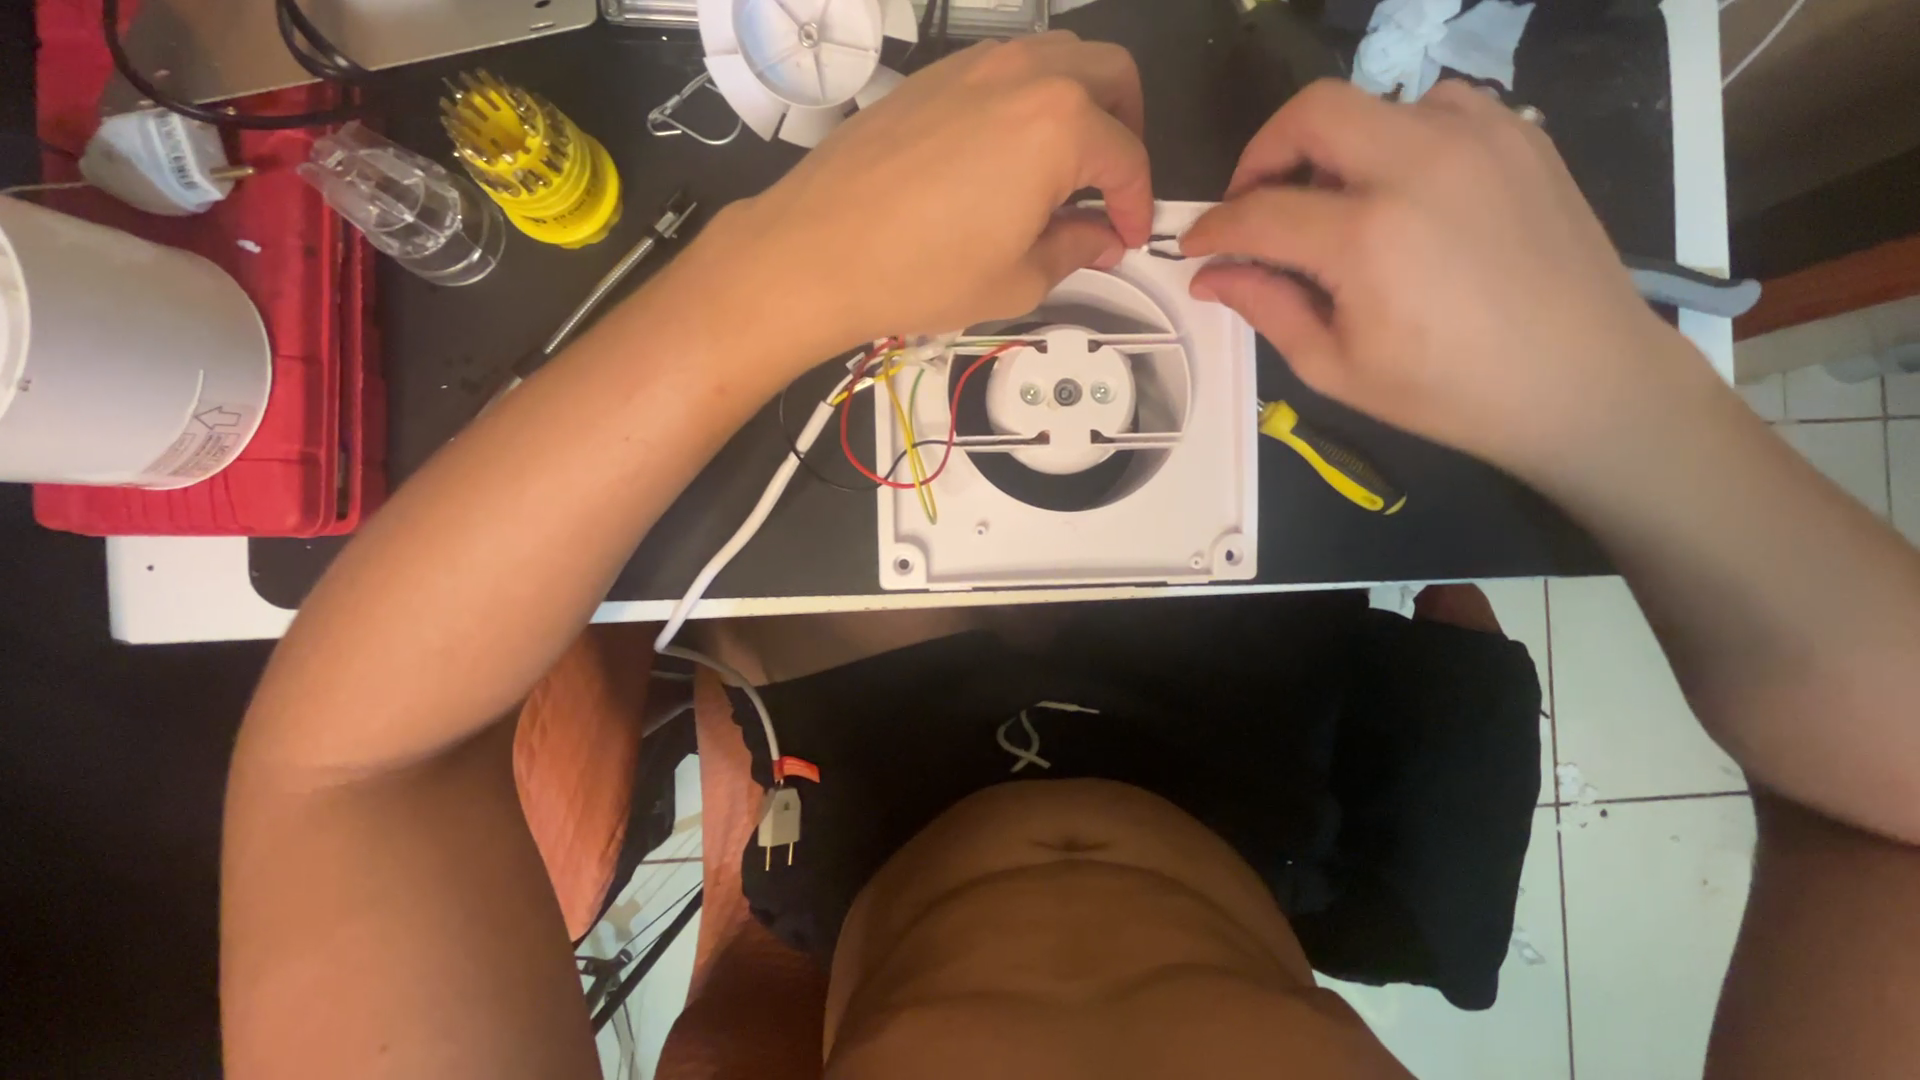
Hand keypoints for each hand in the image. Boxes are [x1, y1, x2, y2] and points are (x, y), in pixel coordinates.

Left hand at [695, 32, 1154, 365]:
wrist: (816, 252)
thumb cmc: (921, 274)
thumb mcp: (1016, 280)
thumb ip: (1073, 250)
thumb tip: (1100, 238)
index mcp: (1059, 125)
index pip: (1127, 156)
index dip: (1138, 203)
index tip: (1129, 236)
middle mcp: (1023, 75)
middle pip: (1109, 75)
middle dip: (1127, 129)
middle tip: (1112, 187)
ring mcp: (972, 66)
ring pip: (1056, 59)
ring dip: (1080, 104)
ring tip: (1063, 168)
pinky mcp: (931, 77)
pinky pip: (1003, 70)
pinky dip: (1026, 101)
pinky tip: (1006, 156)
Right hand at [1181, 79, 1701, 475]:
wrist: (1581, 380)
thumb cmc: (1447, 392)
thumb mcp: (1336, 366)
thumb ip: (1267, 307)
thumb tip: (1211, 275)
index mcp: (1369, 236)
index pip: (1260, 211)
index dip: (1213, 227)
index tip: (1193, 244)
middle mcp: (1422, 164)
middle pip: (1312, 111)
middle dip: (1262, 152)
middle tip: (1252, 202)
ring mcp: (1480, 138)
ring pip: (1375, 104)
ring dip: (1334, 147)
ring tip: (1333, 204)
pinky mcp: (1520, 135)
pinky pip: (1437, 109)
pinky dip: (1398, 140)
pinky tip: (1401, 192)